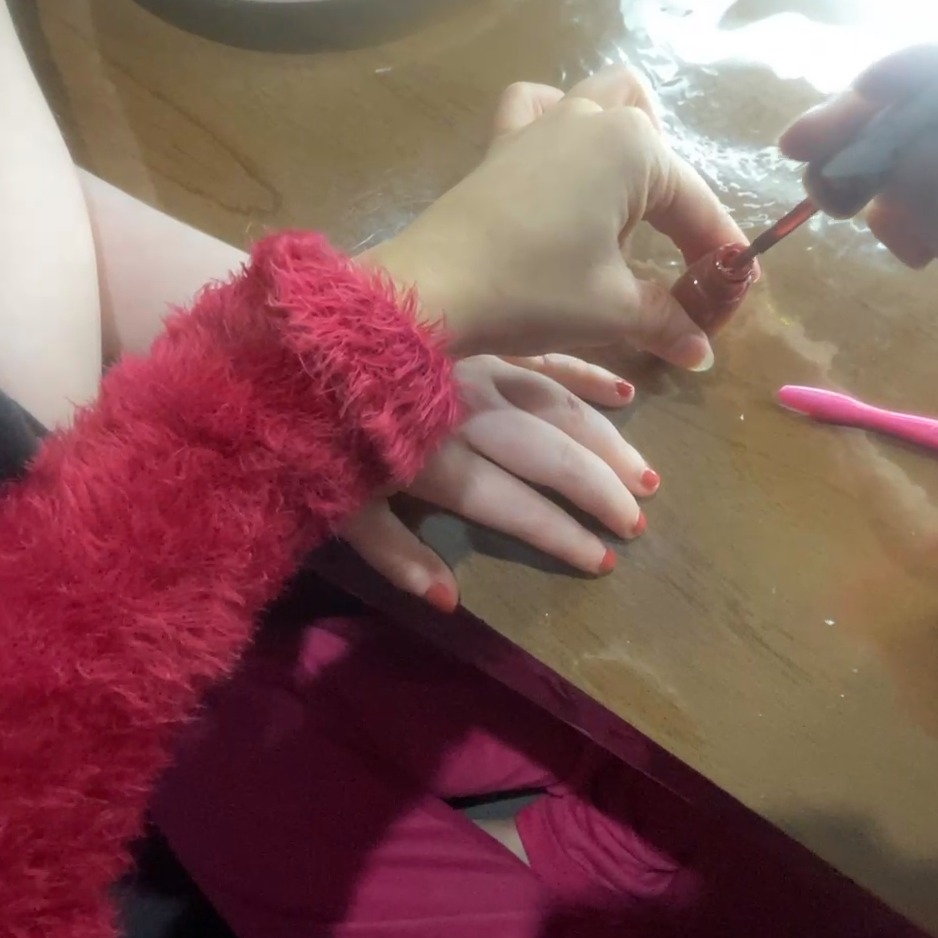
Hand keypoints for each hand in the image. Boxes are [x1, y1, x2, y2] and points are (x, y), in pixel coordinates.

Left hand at [339, 354, 655, 610]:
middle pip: (546, 455)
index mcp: (433, 459)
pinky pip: (541, 353)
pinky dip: (583, 373)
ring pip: (556, 405)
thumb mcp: (340, 508)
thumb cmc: (309, 437)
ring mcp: (476, 366)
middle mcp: (466, 411)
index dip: (558, 534)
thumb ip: (395, 556)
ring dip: (604, 440)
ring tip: (646, 474)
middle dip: (598, 490)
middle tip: (640, 519)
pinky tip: (623, 392)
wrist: (292, 345)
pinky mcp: (478, 335)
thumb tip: (451, 601)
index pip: (511, 504)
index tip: (602, 559)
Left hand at [367, 67, 746, 369]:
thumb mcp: (610, 309)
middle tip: (668, 257)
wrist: (432, 290)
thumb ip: (666, 321)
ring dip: (627, 143)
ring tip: (622, 204)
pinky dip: (556, 120)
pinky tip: (557, 156)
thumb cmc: (532, 292)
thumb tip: (701, 350)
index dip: (717, 255)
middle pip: (657, 143)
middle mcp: (591, 119)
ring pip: (602, 104)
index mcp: (634, 149)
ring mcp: (541, 124)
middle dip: (674, 198)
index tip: (729, 298)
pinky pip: (536, 107)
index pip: (695, 205)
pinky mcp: (500, 144)